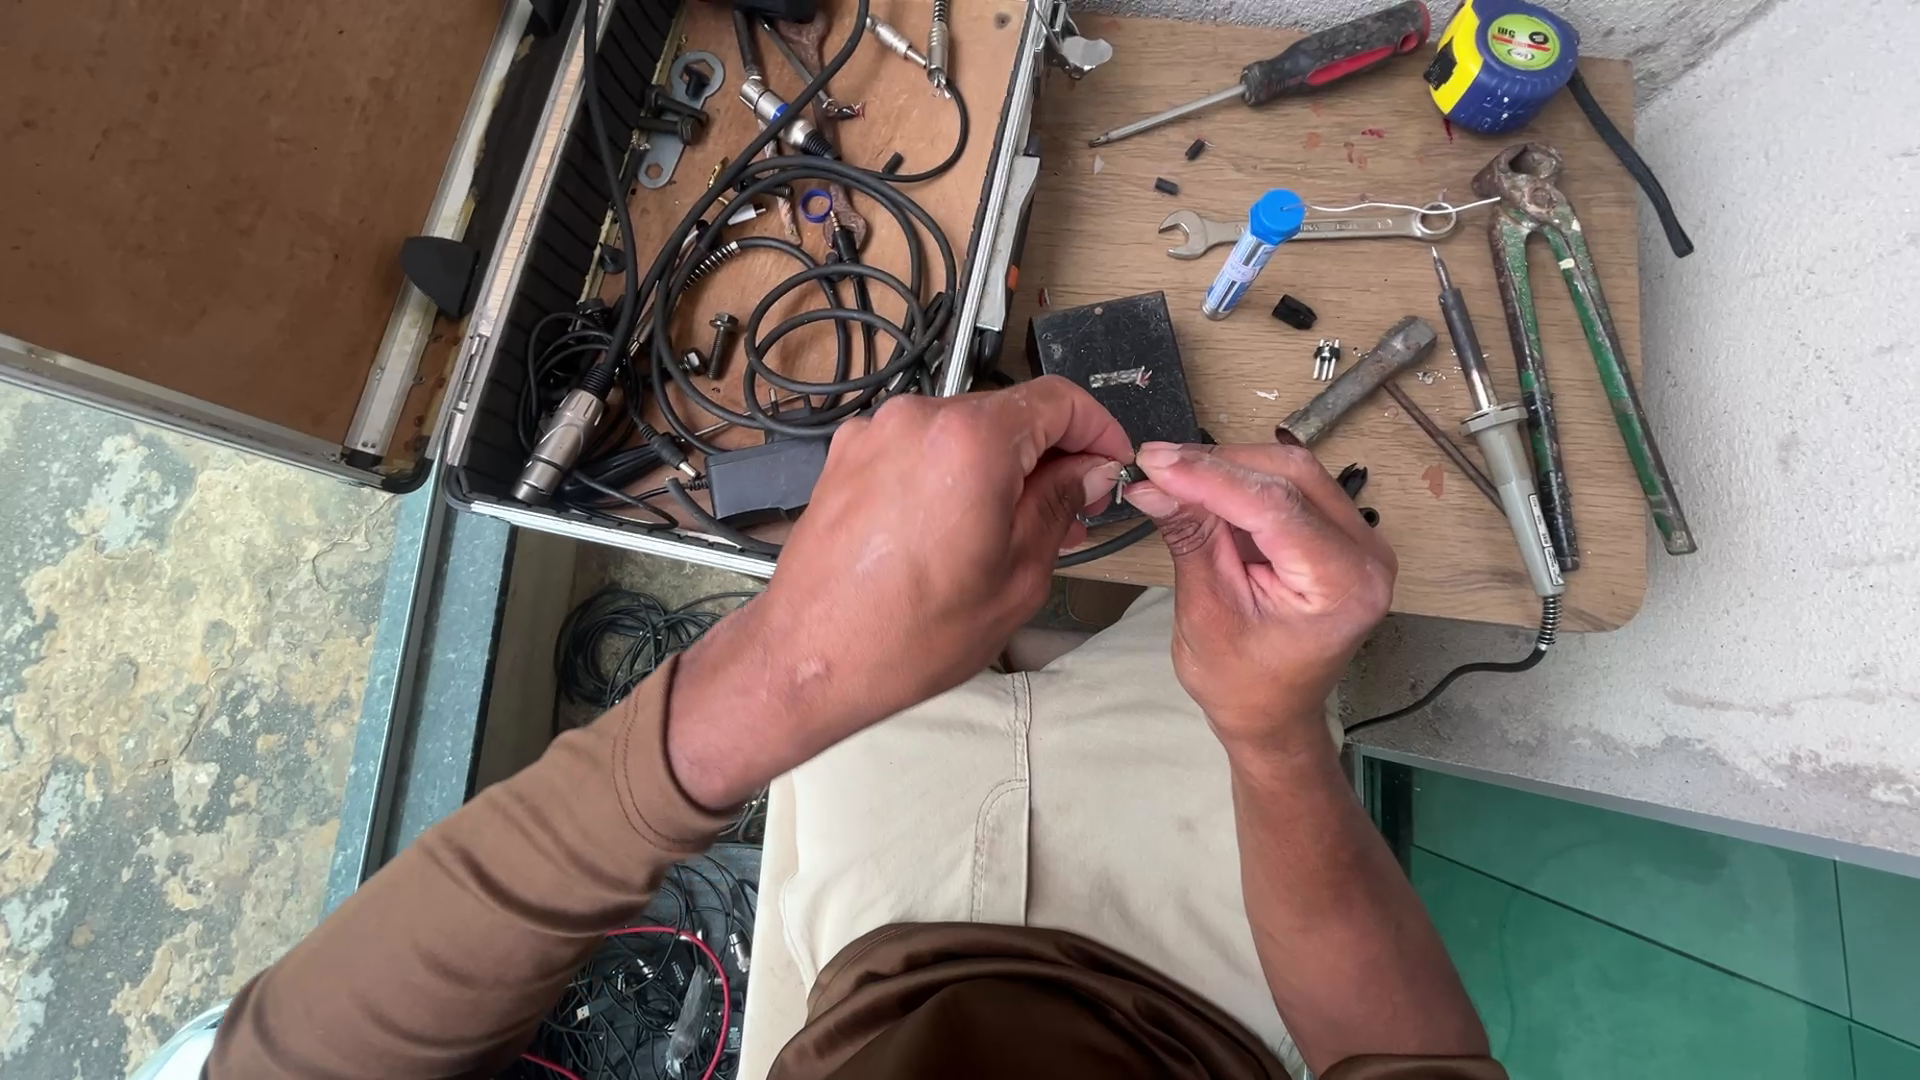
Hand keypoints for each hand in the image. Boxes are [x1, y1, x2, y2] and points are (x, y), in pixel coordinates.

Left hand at [667, 376, 1130, 806]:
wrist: (809, 659)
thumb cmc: (907, 635)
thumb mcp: (1017, 576)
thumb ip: (1060, 505)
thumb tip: (1086, 471)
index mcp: (970, 442)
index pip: (1059, 400)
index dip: (1098, 429)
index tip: (1110, 461)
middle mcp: (918, 419)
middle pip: (1011, 413)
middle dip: (1050, 455)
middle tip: (1072, 508)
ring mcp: (877, 433)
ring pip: (966, 431)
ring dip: (1002, 467)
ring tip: (1017, 525)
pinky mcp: (850, 454)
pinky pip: (923, 447)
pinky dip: (954, 472)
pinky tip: (964, 521)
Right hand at [1123, 439, 1395, 762]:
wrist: (1271, 714)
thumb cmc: (1241, 683)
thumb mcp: (1205, 611)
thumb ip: (1189, 537)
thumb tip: (1153, 483)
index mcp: (1343, 585)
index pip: (1274, 506)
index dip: (1209, 476)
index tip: (1153, 461)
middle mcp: (1367, 554)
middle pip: (1290, 474)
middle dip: (1218, 464)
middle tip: (1156, 465)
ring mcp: (1358, 540)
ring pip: (1290, 471)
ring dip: (1227, 468)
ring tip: (1172, 476)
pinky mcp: (1337, 534)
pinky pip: (1289, 488)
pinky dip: (1240, 483)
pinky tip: (1201, 487)